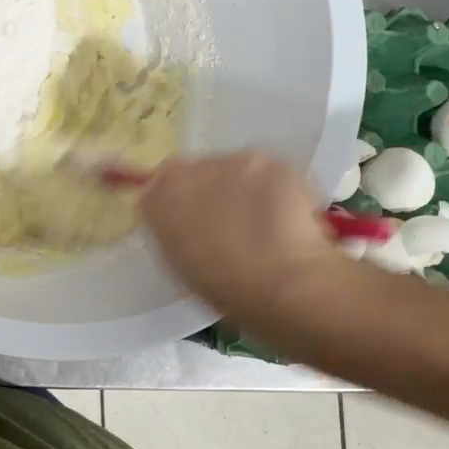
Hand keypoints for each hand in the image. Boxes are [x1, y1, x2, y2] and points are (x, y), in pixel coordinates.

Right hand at [139, 152, 351, 318]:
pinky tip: (292, 218)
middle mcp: (185, 171)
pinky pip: (273, 174)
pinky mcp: (270, 162)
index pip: (161, 184)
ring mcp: (229, 162)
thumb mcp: (178, 262)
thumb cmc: (223, 286)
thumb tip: (185, 224)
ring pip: (238, 171)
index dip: (184, 199)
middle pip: (200, 172)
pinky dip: (281, 191)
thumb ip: (173, 231)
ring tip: (270, 224)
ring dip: (249, 189)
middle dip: (216, 190)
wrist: (280, 282)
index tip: (200, 218)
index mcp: (156, 198)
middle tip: (237, 223)